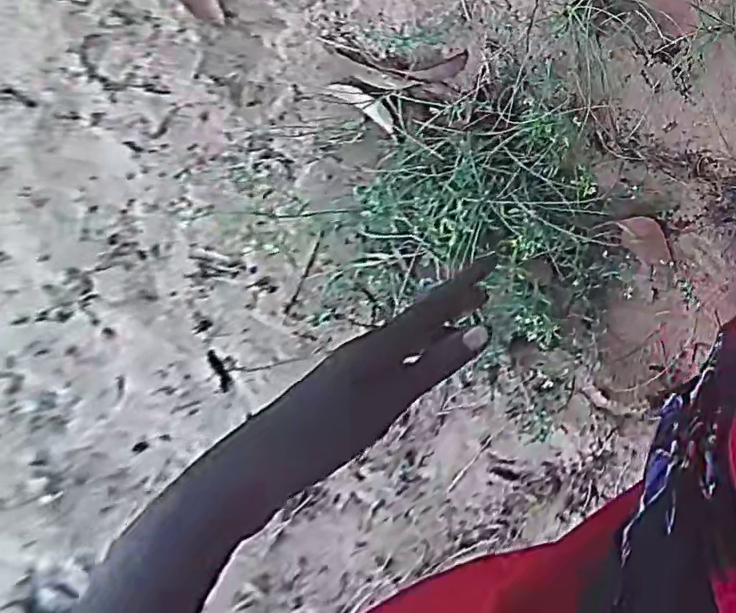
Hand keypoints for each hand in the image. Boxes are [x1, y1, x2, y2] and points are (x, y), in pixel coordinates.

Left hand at [206, 260, 494, 521]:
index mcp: (381, 345)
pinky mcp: (339, 388)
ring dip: (436, 328)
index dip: (465, 282)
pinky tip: (418, 366)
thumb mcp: (390, 401)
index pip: (434, 305)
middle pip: (419, 316)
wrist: (244, 475)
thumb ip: (436, 365)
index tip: (492, 259)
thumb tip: (484, 330)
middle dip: (453, 303)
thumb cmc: (324, 436)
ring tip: (463, 329)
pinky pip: (390, 354)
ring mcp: (350, 366)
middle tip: (485, 293)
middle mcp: (366, 346)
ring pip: (404, 336)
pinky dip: (415, 350)